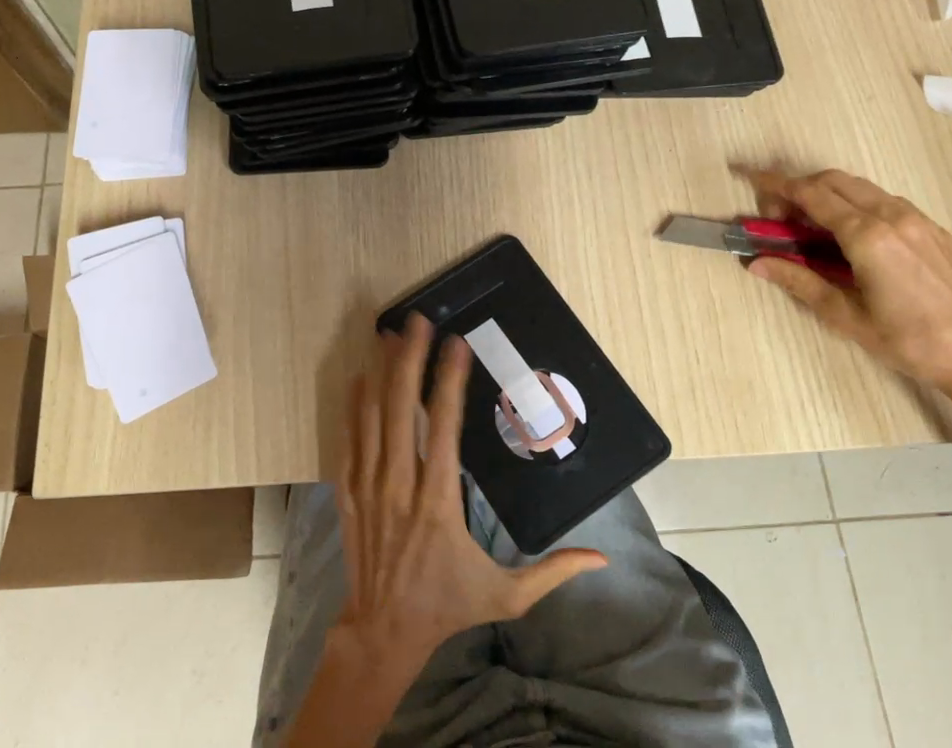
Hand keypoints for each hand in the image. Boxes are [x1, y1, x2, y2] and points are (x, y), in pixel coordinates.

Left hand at [333, 313, 605, 665]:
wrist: (383, 630)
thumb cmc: (448, 605)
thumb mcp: (507, 596)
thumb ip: (554, 572)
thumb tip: (603, 558)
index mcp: (438, 504)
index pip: (443, 429)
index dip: (449, 383)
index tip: (455, 346)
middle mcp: (399, 486)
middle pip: (401, 410)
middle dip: (409, 360)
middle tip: (416, 321)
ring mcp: (369, 488)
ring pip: (372, 418)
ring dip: (380, 373)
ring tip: (386, 334)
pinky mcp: (348, 494)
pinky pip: (348, 442)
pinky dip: (352, 408)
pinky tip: (358, 378)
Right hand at [742, 169, 951, 427]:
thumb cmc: (910, 342)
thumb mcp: (845, 316)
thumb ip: (799, 281)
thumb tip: (757, 263)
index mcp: (867, 236)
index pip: (811, 194)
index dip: (776, 185)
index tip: (750, 180)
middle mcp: (893, 216)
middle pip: (835, 181)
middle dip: (799, 188)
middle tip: (776, 217)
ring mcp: (918, 221)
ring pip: (862, 189)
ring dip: (828, 196)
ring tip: (807, 228)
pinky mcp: (934, 231)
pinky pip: (885, 202)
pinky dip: (855, 205)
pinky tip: (848, 237)